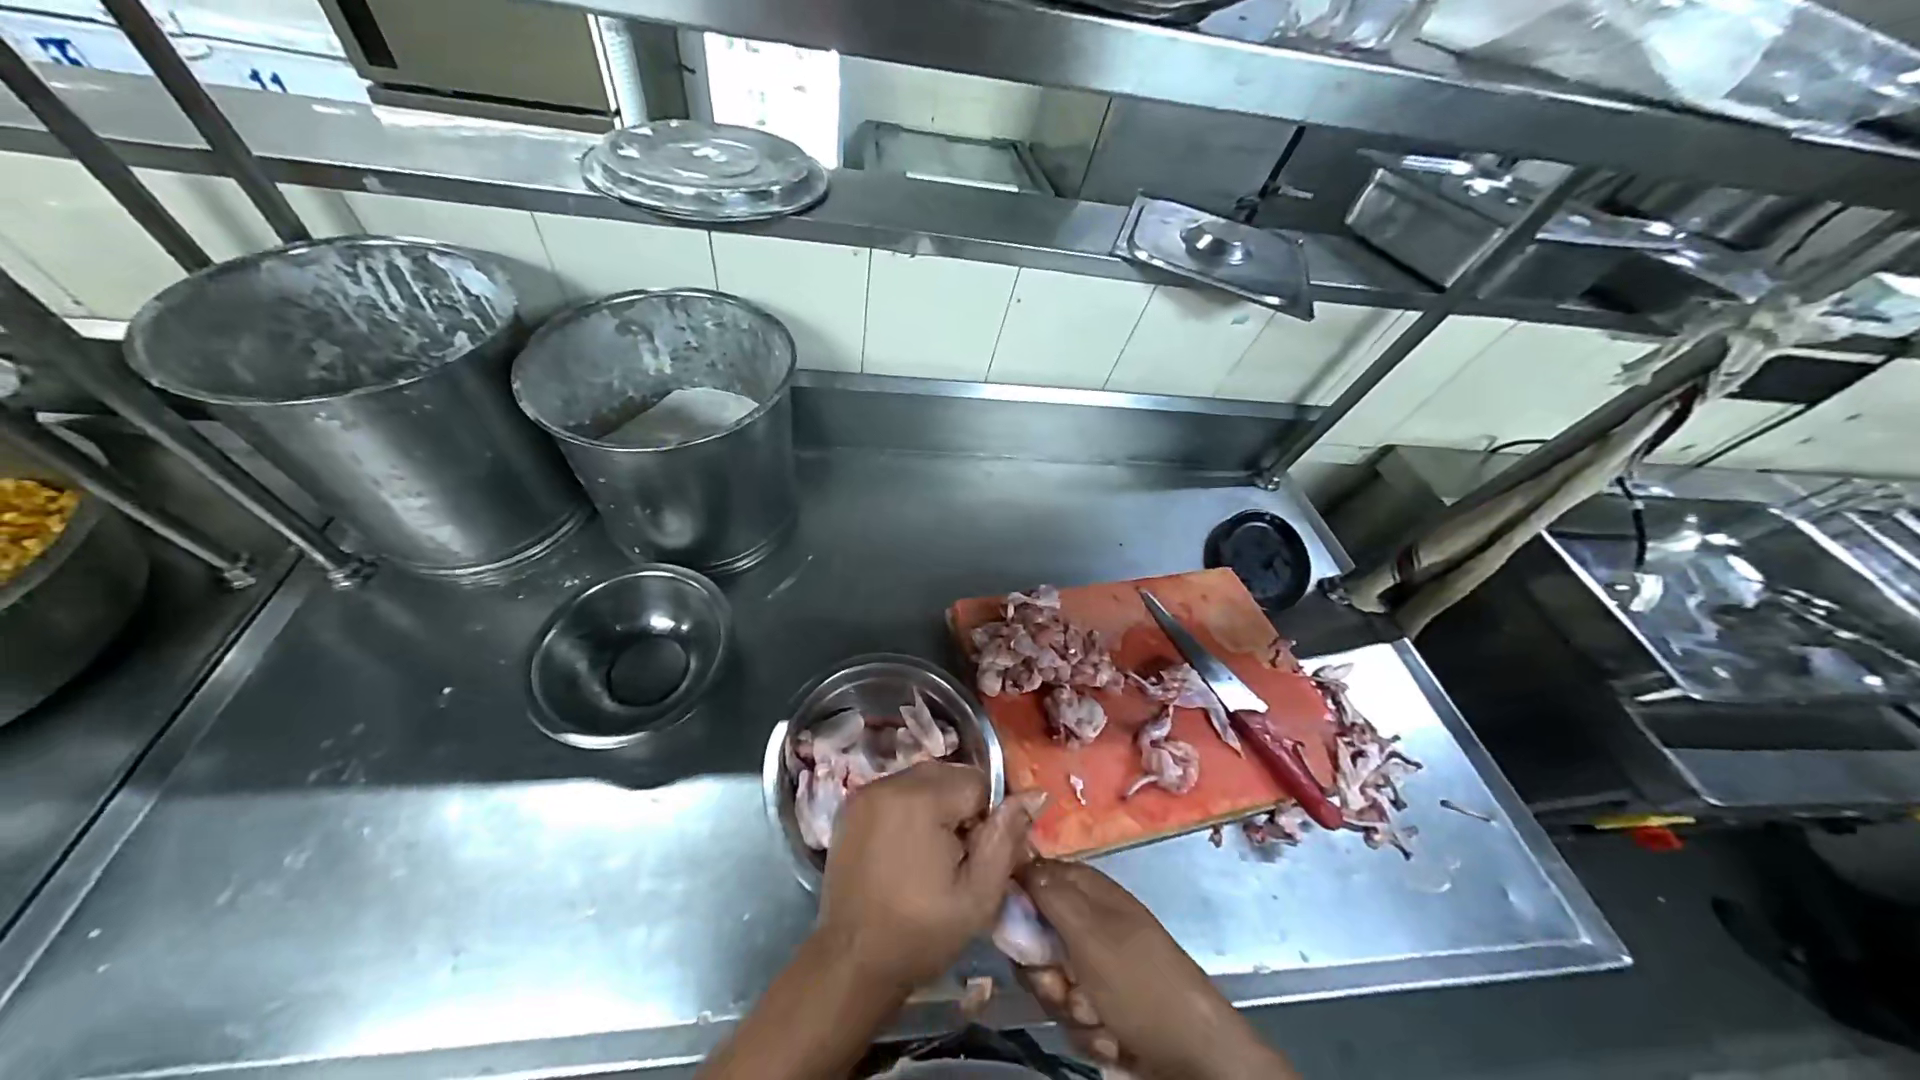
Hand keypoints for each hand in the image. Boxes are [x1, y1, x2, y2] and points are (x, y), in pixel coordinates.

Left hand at [818, 762, 1041, 992]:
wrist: (852, 961)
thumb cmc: (921, 933)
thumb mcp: (979, 894)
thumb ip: (1007, 838)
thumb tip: (1034, 794)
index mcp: (920, 799)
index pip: (978, 781)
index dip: (990, 815)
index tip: (984, 853)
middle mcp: (890, 783)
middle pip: (949, 775)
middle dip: (964, 806)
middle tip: (963, 855)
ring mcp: (866, 794)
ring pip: (923, 780)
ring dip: (939, 804)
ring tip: (937, 853)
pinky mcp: (851, 808)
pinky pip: (897, 791)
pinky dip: (912, 808)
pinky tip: (911, 848)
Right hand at [1016, 860, 1297, 1079]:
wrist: (1192, 1055)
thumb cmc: (1140, 983)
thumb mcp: (1090, 931)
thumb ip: (1049, 893)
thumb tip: (1018, 856)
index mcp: (1088, 891)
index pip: (1034, 877)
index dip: (1018, 903)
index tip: (1018, 933)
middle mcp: (1089, 923)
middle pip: (1033, 938)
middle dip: (1044, 972)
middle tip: (1064, 985)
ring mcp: (1096, 966)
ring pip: (1049, 981)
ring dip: (1067, 1006)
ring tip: (1098, 1018)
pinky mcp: (1103, 1005)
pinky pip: (1070, 1014)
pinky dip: (1087, 1032)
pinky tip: (1112, 1038)